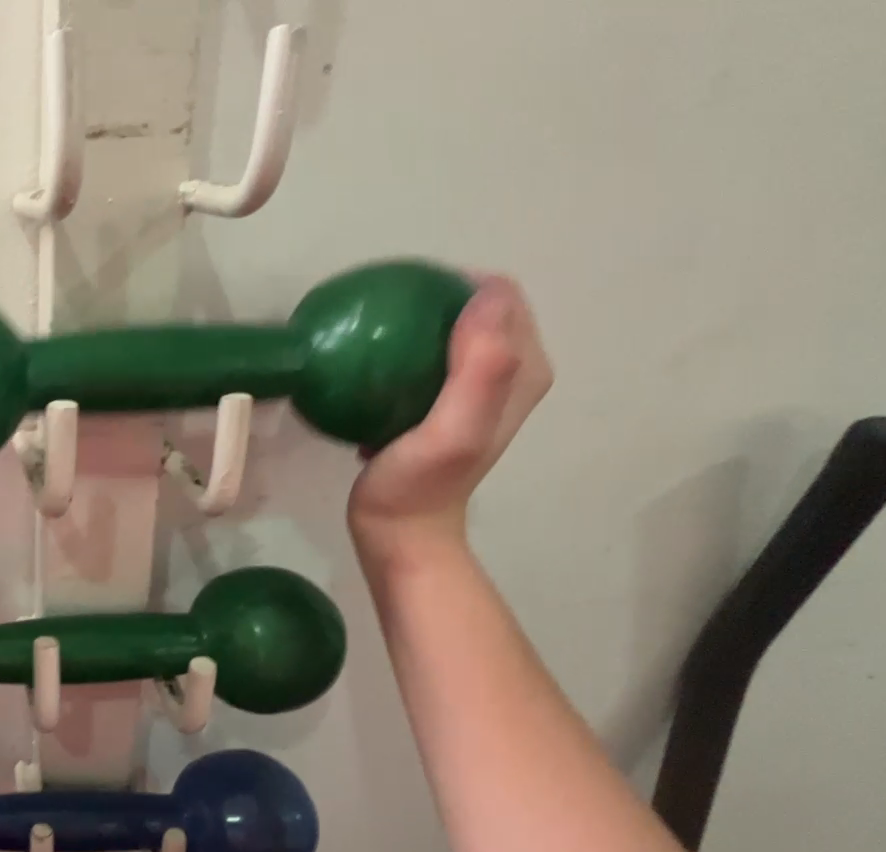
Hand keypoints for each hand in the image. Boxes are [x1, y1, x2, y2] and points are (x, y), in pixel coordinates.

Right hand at [348, 276, 552, 557]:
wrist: (396, 534)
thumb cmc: (419, 486)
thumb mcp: (453, 431)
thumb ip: (480, 369)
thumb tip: (483, 294)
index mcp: (522, 372)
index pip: (501, 296)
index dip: (458, 282)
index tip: (402, 296)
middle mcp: (506, 376)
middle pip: (475, 310)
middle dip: (433, 296)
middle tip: (378, 309)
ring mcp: (472, 393)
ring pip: (446, 334)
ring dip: (412, 323)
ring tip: (366, 328)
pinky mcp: (438, 407)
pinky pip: (421, 360)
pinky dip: (396, 352)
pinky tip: (363, 362)